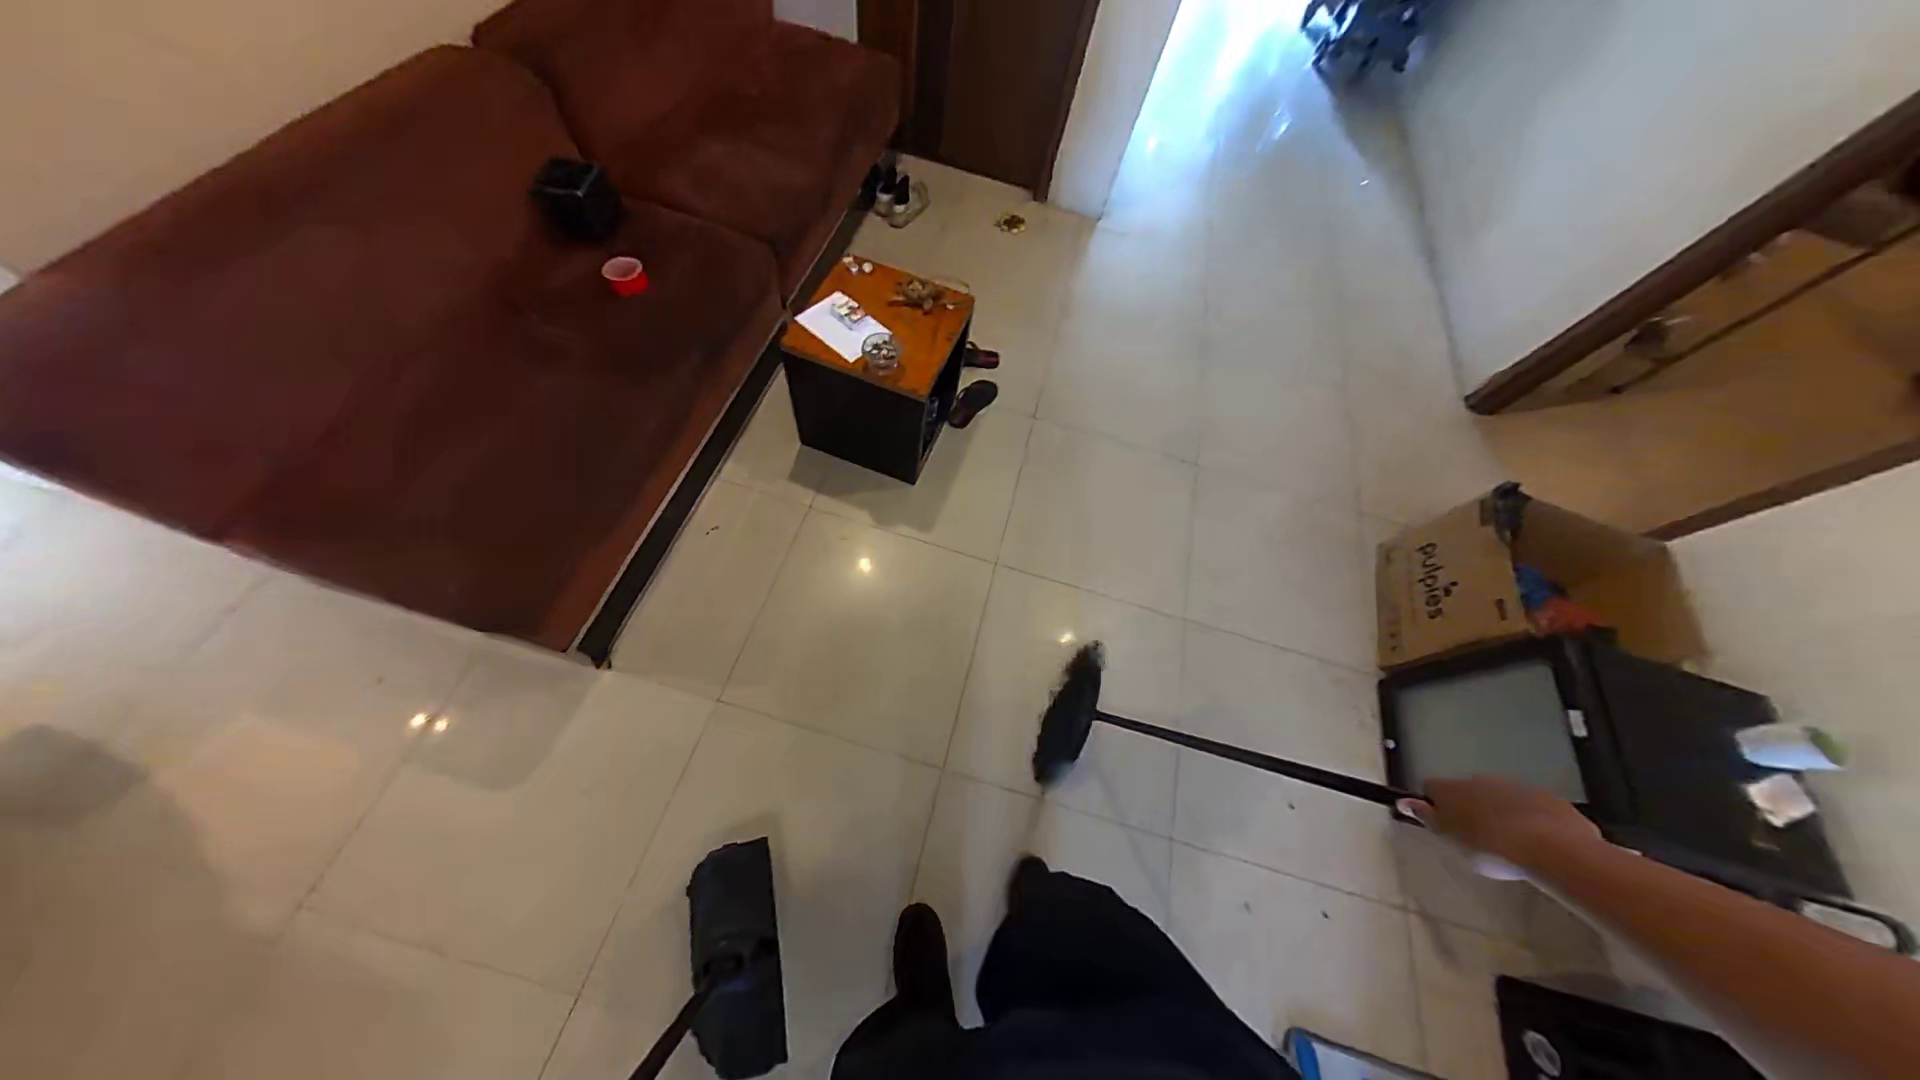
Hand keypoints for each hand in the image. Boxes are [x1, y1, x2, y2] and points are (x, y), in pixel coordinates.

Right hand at [1397, 777, 1602, 866]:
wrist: (1554, 850)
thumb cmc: (1492, 849)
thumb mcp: (1450, 840)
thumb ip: (1427, 818)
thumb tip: (1405, 802)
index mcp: (1451, 789)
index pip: (1430, 788)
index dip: (1432, 805)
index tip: (1441, 825)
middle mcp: (1480, 780)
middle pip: (1467, 790)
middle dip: (1470, 809)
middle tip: (1477, 839)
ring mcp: (1516, 787)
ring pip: (1500, 797)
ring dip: (1501, 813)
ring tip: (1510, 845)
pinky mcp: (1549, 799)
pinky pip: (1532, 806)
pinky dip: (1531, 820)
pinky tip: (1539, 843)